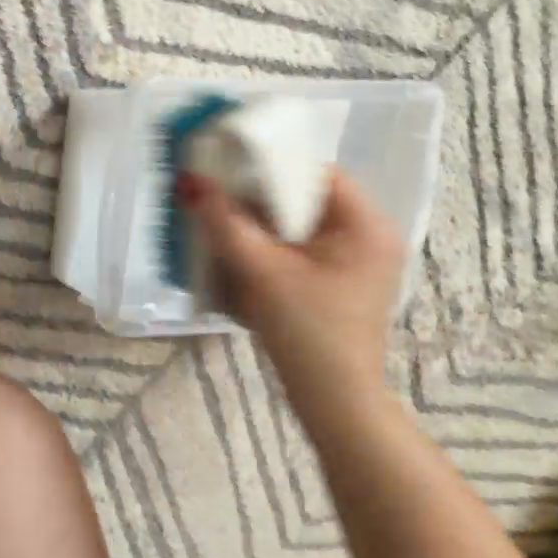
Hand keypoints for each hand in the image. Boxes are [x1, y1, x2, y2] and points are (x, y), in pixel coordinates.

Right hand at [179, 169, 403, 399]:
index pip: (312, 171)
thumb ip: (223, 221)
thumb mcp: (259, 270)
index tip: (220, 164)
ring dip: (251, 217)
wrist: (332, 394)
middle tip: (206, 191)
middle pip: (300, 194)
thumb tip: (190, 180)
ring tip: (211, 217)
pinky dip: (261, 239)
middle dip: (251, 192)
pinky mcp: (334, 277)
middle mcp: (366, 234)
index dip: (265, 163)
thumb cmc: (305, 328)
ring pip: (292, 220)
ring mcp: (352, 257)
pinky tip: (231, 248)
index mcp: (364, 224)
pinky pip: (292, 242)